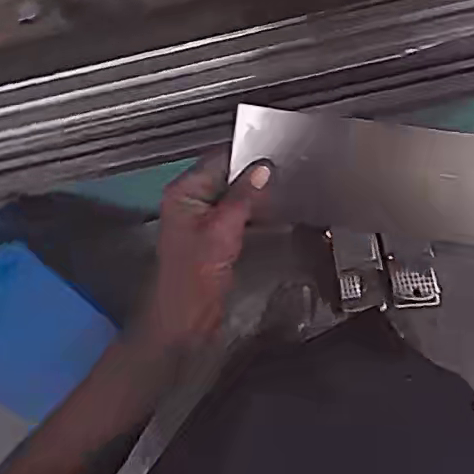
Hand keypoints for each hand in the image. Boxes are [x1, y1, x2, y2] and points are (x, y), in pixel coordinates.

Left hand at [131, 153, 271, 354]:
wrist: (184, 323)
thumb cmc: (195, 276)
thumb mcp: (222, 230)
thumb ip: (243, 196)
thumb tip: (264, 167)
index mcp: (184, 191)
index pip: (218, 159)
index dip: (246, 154)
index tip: (276, 149)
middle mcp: (191, 200)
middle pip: (227, 175)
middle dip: (254, 173)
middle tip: (288, 167)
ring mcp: (202, 219)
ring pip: (234, 195)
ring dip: (256, 193)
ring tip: (286, 185)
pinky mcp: (214, 236)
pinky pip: (237, 213)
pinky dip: (254, 210)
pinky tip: (275, 209)